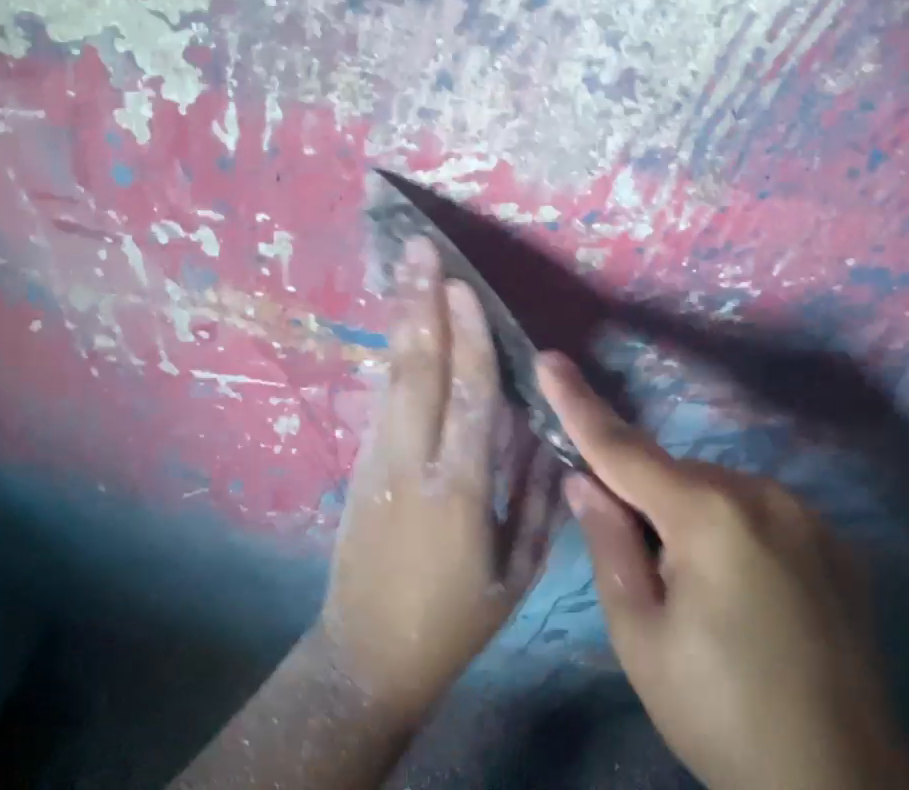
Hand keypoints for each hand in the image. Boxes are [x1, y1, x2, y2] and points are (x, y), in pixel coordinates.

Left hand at [318, 237, 560, 723]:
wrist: (364, 657)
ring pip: (392, 380)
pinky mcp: (360, 467)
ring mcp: (376, 463)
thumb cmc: (454, 622)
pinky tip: (402, 327)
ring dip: (402, 321)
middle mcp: (410, 466)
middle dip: (421, 307)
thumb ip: (537, 499)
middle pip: (418, 373)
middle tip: (421, 251)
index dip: (470, 341)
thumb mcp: (515, 574)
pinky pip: (381, 402)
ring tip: (407, 271)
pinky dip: (394, 359)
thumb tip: (549, 434)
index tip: (466, 289)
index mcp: (457, 494)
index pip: (469, 402)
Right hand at [540, 354, 908, 789]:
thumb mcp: (641, 637)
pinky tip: (749, 605)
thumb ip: (610, 545)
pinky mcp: (839, 546)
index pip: (624, 449)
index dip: (579, 405)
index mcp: (708, 514)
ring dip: (694, 523)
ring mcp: (809, 518)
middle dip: (647, 504)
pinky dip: (737, 538)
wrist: (840, 781)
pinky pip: (764, 519)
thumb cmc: (719, 710)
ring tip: (703, 604)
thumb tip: (586, 480)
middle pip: (677, 478)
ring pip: (722, 496)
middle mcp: (764, 495)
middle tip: (644, 578)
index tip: (549, 360)